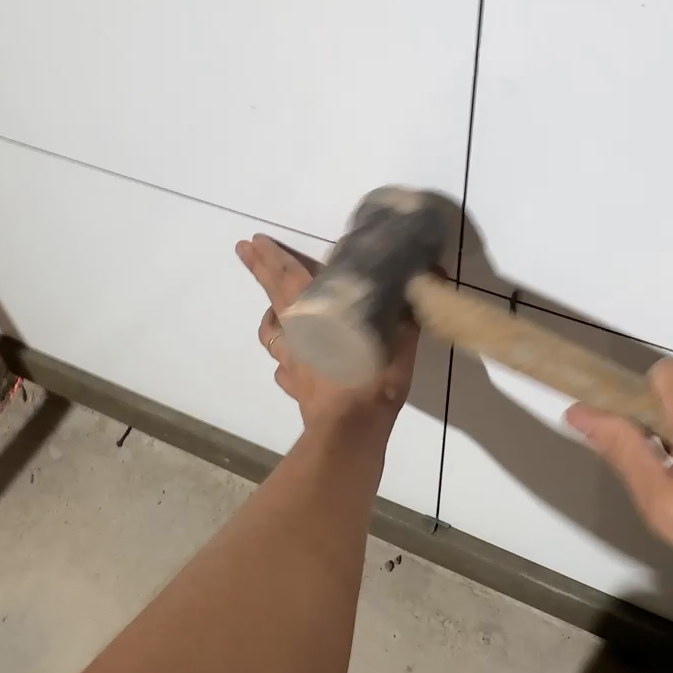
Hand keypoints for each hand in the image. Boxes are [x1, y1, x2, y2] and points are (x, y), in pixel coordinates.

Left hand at [235, 234, 418, 429]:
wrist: (350, 432)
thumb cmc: (370, 380)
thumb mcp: (398, 342)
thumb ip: (406, 312)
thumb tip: (428, 276)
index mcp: (315, 314)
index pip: (288, 277)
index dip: (272, 257)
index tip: (255, 240)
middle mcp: (296, 333)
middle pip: (272, 295)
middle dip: (258, 269)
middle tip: (244, 248)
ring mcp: (290, 362)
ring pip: (270, 333)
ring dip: (269, 316)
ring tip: (271, 308)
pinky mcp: (293, 386)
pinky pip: (282, 367)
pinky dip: (284, 358)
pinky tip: (291, 361)